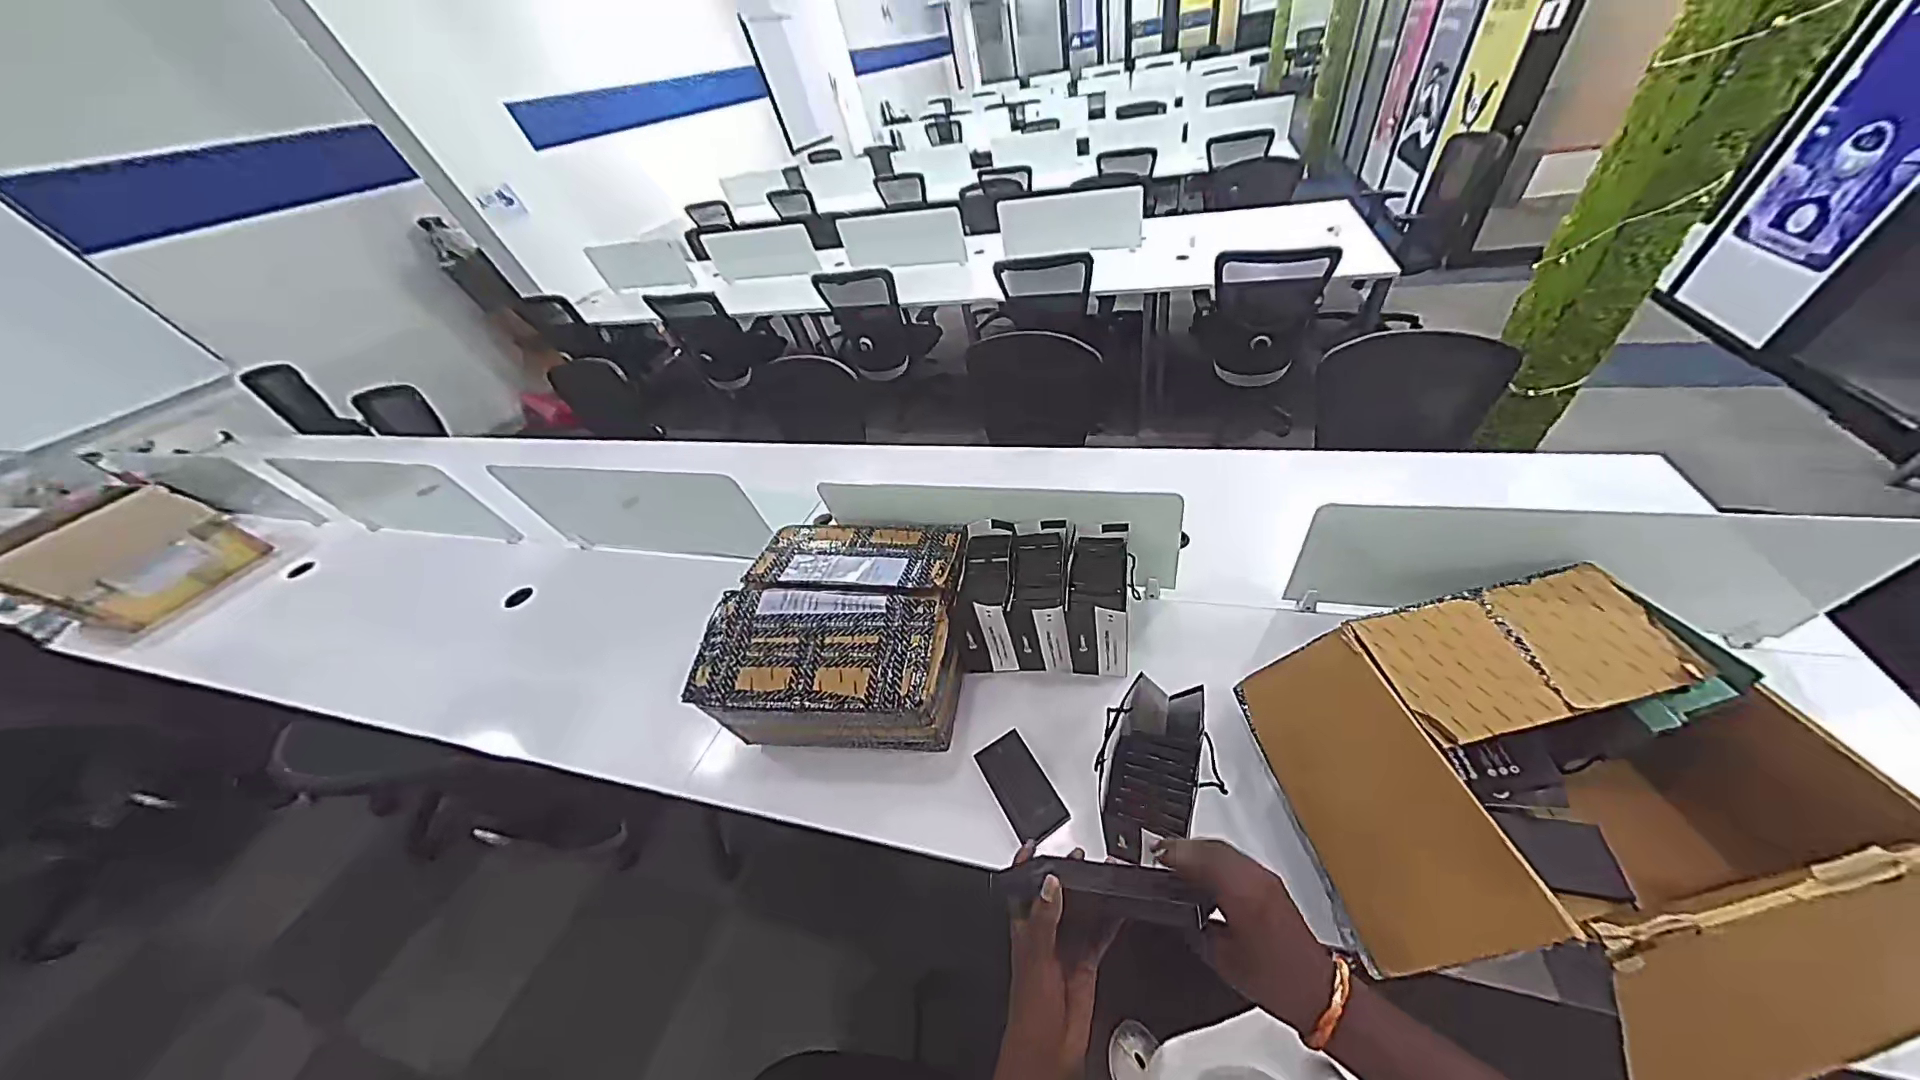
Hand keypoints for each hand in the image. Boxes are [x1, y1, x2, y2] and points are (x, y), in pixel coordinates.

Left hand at [994, 844, 1118, 1079]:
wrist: (1046, 1052)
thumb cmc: (1028, 1009)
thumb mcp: (1035, 956)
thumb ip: (1044, 918)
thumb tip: (1050, 883)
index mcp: (1025, 929)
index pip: (1023, 888)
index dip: (1027, 866)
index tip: (1035, 845)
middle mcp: (1045, 935)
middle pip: (1056, 897)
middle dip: (1067, 876)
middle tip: (1081, 857)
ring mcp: (1066, 949)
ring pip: (1080, 914)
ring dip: (1091, 896)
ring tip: (1104, 873)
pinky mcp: (1084, 965)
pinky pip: (1099, 936)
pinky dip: (1109, 922)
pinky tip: (1119, 909)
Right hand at [1157, 837, 1332, 1030]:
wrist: (1317, 991)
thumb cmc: (1276, 981)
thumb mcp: (1220, 957)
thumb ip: (1195, 924)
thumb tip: (1178, 907)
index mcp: (1242, 893)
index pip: (1200, 857)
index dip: (1173, 853)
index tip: (1155, 854)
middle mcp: (1256, 878)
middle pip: (1211, 846)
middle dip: (1182, 847)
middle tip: (1160, 853)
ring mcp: (1265, 877)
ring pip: (1223, 848)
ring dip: (1198, 850)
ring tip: (1177, 859)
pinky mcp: (1270, 881)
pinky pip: (1235, 856)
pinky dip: (1213, 856)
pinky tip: (1203, 869)